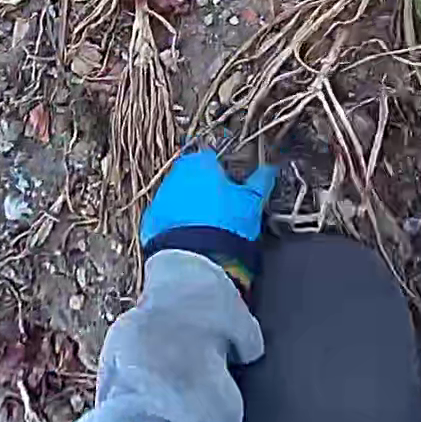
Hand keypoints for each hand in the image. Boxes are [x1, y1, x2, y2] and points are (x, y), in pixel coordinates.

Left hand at [139, 149, 277, 245]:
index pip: (214, 155)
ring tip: (210, 224)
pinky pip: (167, 217)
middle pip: (195, 174)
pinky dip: (178, 222)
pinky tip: (194, 235)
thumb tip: (269, 171)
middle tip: (224, 204)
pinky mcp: (151, 223)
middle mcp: (177, 176)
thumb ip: (261, 180)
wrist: (196, 265)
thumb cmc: (225, 227)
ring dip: (192, 204)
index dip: (225, 169)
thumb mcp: (252, 201)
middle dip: (207, 186)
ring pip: (180, 195)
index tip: (234, 181)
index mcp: (201, 163)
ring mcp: (161, 198)